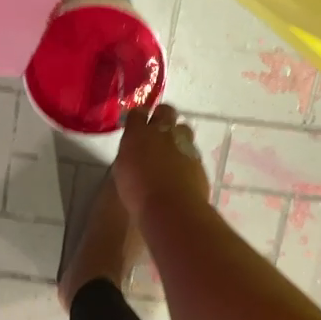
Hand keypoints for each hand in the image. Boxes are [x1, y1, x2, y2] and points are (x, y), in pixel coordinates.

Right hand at [113, 103, 211, 219]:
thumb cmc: (137, 191)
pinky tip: (179, 170)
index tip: (136, 122)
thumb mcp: (122, 170)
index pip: (138, 113)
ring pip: (183, 129)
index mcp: (138, 133)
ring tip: (170, 149)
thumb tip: (135, 151)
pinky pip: (191, 150)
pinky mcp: (197, 159)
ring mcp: (184, 144)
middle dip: (162, 115)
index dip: (138, 116)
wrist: (171, 208)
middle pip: (166, 111)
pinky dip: (185, 155)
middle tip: (156, 127)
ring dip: (176, 135)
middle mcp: (163, 133)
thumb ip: (129, 154)